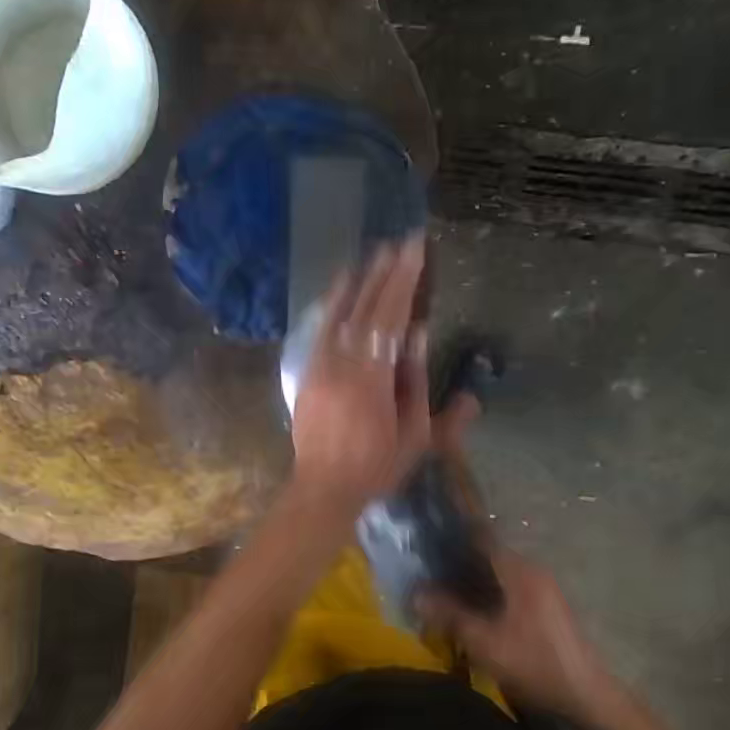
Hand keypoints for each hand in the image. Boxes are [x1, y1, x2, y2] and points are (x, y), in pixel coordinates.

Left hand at [289, 235, 431, 509]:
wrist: (323, 486)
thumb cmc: (375, 466)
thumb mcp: (414, 435)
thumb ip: (419, 384)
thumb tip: (421, 334)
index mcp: (373, 378)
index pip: (391, 319)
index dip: (404, 283)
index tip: (415, 252)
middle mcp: (343, 363)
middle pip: (366, 309)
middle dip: (386, 273)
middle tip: (401, 243)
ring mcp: (321, 364)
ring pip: (341, 313)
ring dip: (360, 281)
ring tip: (374, 253)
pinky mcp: (307, 370)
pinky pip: (321, 328)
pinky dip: (332, 303)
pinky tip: (340, 285)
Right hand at [418, 549, 624, 726]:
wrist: (590, 700)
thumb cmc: (536, 664)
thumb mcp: (485, 643)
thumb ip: (449, 615)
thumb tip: (415, 595)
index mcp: (518, 570)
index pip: (477, 538)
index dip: (449, 542)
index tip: (425, 551)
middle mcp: (532, 570)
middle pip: (485, 555)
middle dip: (457, 565)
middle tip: (429, 579)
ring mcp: (543, 588)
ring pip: (497, 574)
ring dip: (472, 583)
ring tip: (446, 598)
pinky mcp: (547, 607)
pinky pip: (509, 588)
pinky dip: (488, 595)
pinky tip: (475, 615)